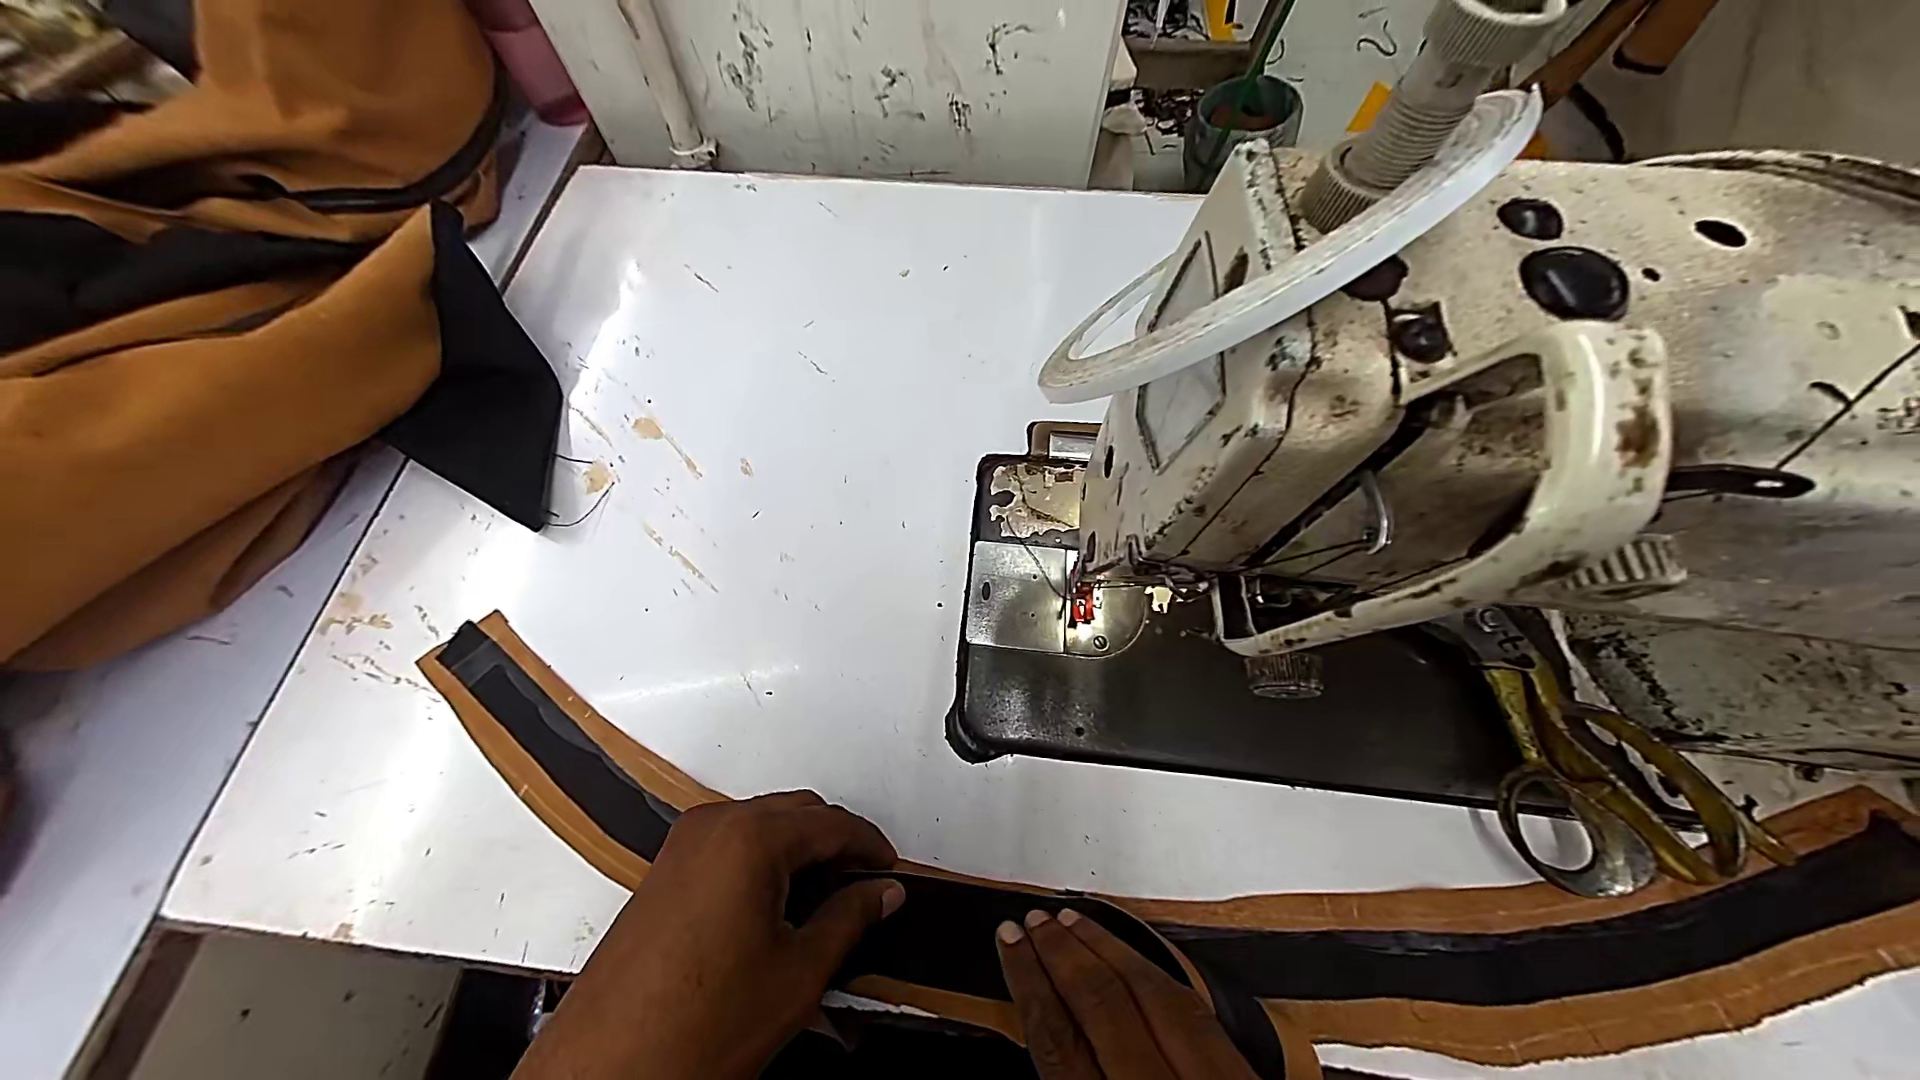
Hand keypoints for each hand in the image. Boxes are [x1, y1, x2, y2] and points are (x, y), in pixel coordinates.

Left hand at [514, 791, 904, 1079]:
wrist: (603, 1076)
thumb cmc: (684, 1032)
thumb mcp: (798, 973)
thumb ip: (851, 918)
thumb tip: (881, 894)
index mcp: (751, 838)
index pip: (832, 822)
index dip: (869, 844)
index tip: (887, 867)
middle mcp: (714, 827)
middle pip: (798, 812)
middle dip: (836, 841)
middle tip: (863, 881)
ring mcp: (684, 845)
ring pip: (764, 823)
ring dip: (799, 847)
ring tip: (823, 897)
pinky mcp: (665, 869)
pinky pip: (731, 840)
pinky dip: (763, 857)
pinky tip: (776, 903)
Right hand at [998, 908, 1259, 1079]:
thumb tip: (1045, 1029)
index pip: (1060, 1044)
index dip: (1029, 983)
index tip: (1010, 944)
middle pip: (1104, 1008)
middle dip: (1062, 955)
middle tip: (1034, 921)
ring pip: (1154, 995)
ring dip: (1106, 949)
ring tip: (1071, 921)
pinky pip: (1197, 1011)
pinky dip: (1156, 972)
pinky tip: (1134, 956)